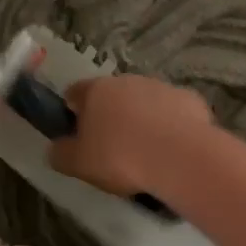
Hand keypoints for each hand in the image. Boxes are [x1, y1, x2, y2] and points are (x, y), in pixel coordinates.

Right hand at [47, 75, 213, 196]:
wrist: (179, 157)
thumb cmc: (120, 157)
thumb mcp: (78, 164)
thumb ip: (61, 154)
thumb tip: (55, 148)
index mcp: (96, 91)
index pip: (75, 92)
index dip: (72, 111)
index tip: (77, 134)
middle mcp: (128, 81)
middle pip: (112, 95)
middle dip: (110, 115)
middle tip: (112, 148)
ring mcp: (161, 87)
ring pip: (145, 101)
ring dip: (142, 118)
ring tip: (146, 152)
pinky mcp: (190, 99)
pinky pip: (173, 112)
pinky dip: (170, 125)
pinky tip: (172, 150)